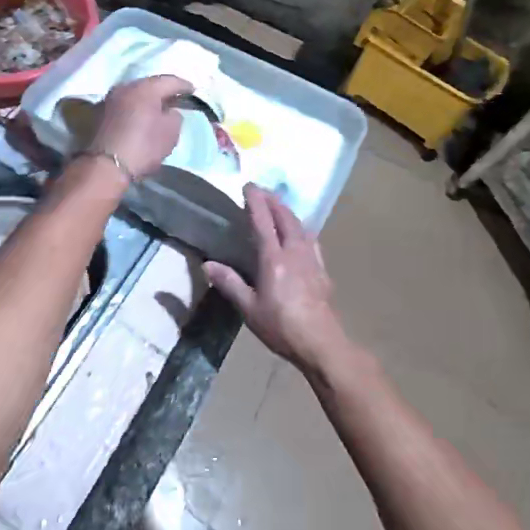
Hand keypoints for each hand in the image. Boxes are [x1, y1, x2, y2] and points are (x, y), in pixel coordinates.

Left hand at [90, 74, 191, 179]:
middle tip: (174, 98)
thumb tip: (169, 111)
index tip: (193, 90)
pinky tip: (138, 118)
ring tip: (156, 109)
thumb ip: (175, 116)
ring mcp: (109, 99)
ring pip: (133, 94)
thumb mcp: (171, 133)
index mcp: (145, 88)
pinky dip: (133, 108)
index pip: (169, 81)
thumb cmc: (143, 146)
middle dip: (162, 91)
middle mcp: (125, 87)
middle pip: (149, 85)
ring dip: (145, 100)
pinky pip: (123, 105)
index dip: (183, 85)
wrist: (105, 166)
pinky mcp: (98, 113)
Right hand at [202, 185, 351, 373]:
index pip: (263, 221)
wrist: (321, 343)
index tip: (249, 186)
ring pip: (301, 226)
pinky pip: (312, 240)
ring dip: (288, 212)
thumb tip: (207, 264)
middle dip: (273, 201)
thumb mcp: (249, 309)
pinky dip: (302, 229)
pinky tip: (301, 235)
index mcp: (274, 259)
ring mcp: (312, 259)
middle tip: (262, 192)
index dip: (256, 201)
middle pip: (285, 217)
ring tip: (279, 207)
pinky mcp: (322, 270)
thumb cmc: (281, 327)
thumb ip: (230, 283)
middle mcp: (294, 252)